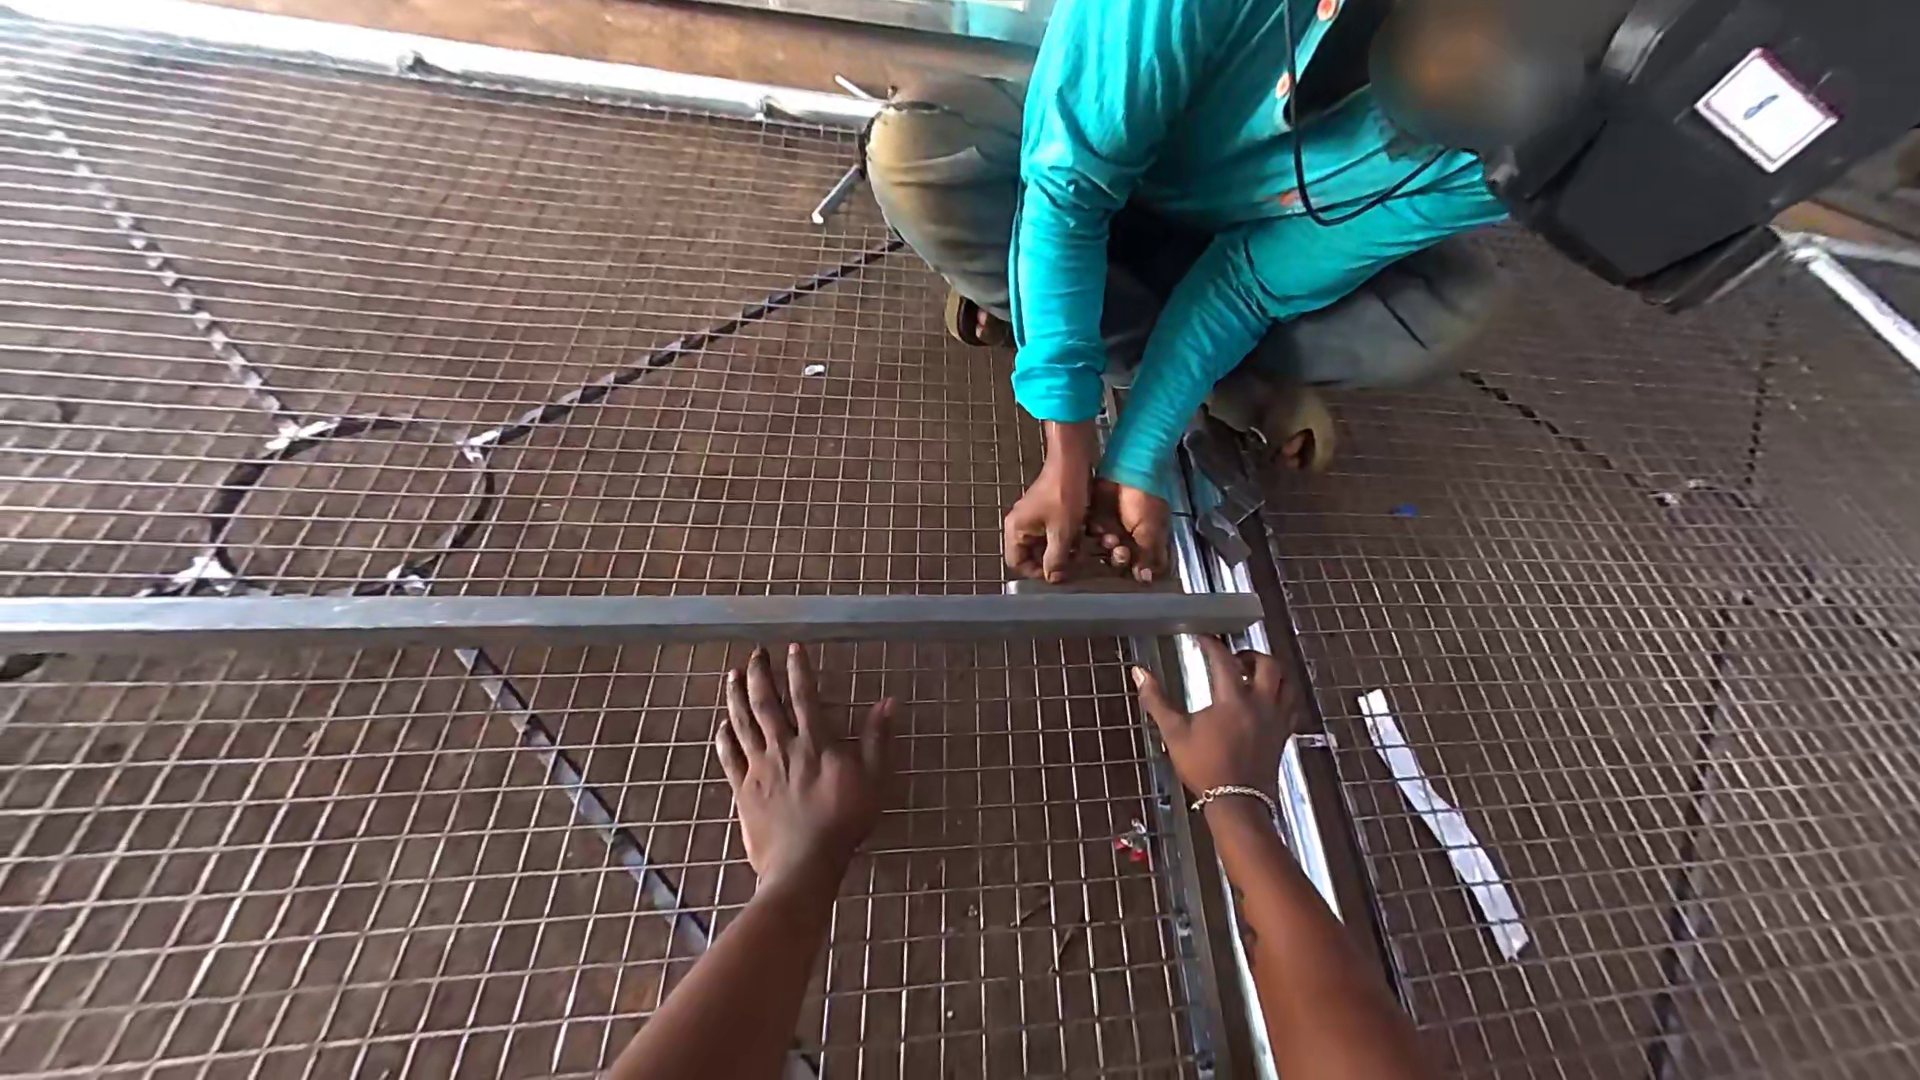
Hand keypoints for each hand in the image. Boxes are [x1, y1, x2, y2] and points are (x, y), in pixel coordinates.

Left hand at [715, 644, 896, 893]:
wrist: (803, 864)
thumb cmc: (844, 820)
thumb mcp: (874, 779)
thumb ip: (879, 739)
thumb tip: (889, 702)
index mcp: (815, 741)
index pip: (804, 695)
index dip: (798, 669)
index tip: (792, 648)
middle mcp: (783, 747)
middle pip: (766, 703)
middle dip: (760, 674)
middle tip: (755, 652)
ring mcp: (759, 768)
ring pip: (744, 723)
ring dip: (737, 696)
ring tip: (733, 674)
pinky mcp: (743, 790)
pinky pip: (730, 757)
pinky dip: (725, 738)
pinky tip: (722, 724)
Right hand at [1003, 421, 1096, 581]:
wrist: (1071, 463)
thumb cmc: (1064, 496)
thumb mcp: (1062, 532)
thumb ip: (1055, 559)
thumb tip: (1052, 579)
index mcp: (1015, 530)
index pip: (1017, 564)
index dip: (1037, 572)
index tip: (1059, 573)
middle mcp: (1018, 526)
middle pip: (1031, 555)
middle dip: (1053, 561)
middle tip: (1073, 563)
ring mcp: (1031, 518)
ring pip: (1044, 545)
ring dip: (1061, 551)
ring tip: (1079, 550)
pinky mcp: (1044, 512)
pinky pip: (1051, 533)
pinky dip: (1064, 538)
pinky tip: (1080, 537)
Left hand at [1086, 478, 1170, 582]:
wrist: (1128, 468)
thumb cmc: (1145, 500)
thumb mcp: (1151, 528)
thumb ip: (1148, 554)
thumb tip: (1146, 580)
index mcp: (1148, 542)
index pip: (1144, 567)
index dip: (1138, 572)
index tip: (1134, 571)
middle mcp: (1130, 539)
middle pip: (1121, 561)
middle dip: (1120, 558)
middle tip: (1120, 550)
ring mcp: (1112, 529)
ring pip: (1104, 550)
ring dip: (1107, 546)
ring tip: (1110, 537)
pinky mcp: (1096, 520)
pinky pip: (1091, 535)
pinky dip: (1093, 534)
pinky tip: (1097, 528)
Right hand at [1131, 636, 1291, 797]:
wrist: (1236, 803)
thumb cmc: (1204, 766)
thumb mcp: (1174, 732)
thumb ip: (1156, 699)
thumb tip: (1139, 673)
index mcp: (1233, 700)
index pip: (1224, 660)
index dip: (1212, 644)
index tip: (1202, 637)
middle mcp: (1260, 704)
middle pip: (1268, 665)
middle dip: (1250, 654)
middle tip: (1233, 657)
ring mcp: (1277, 719)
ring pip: (1286, 682)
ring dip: (1271, 671)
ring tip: (1254, 672)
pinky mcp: (1284, 734)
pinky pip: (1292, 705)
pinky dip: (1283, 694)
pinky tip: (1269, 698)